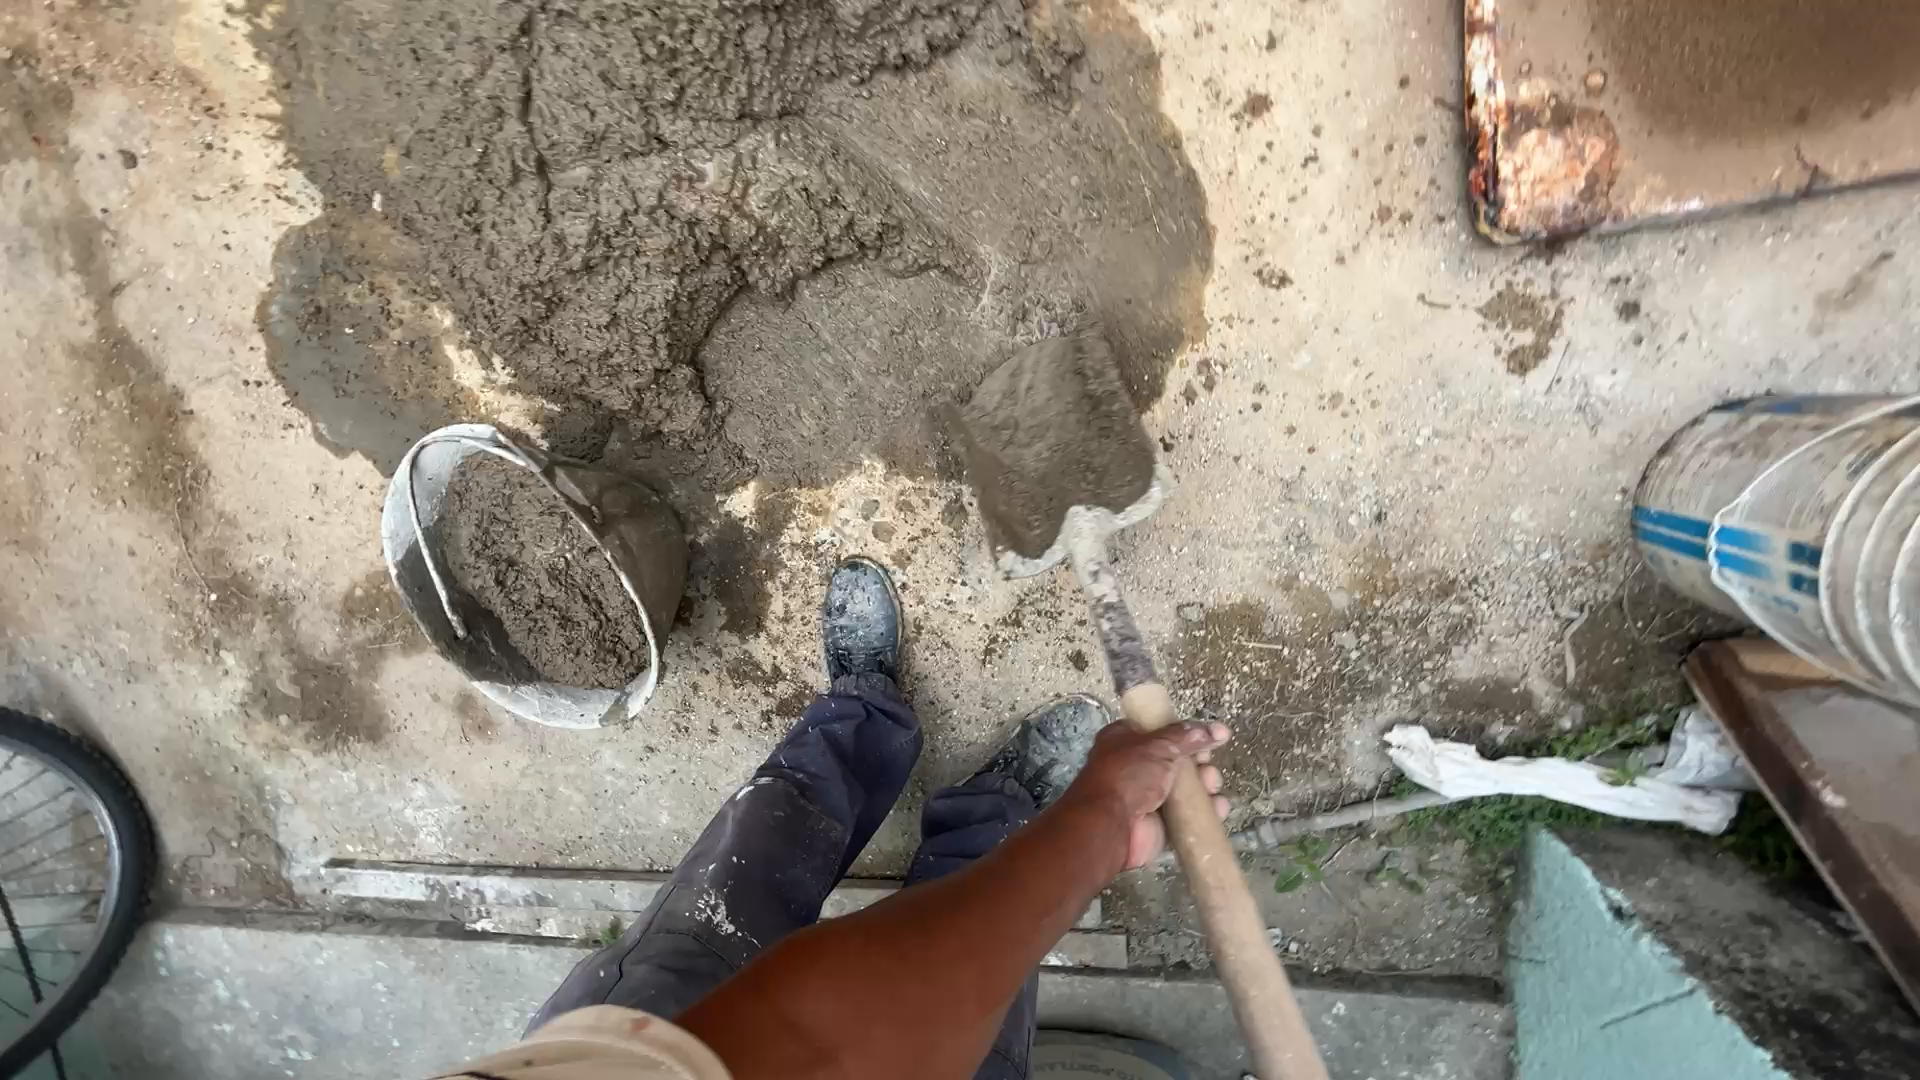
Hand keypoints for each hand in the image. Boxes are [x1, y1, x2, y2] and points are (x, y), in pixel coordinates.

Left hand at [1066, 721, 1230, 869]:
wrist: (1111, 822)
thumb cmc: (1129, 773)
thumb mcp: (1158, 746)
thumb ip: (1187, 737)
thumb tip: (1217, 729)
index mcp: (1124, 739)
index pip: (1158, 732)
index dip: (1183, 735)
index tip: (1207, 738)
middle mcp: (1133, 766)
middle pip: (1175, 761)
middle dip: (1198, 762)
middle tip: (1209, 765)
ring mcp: (1145, 796)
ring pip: (1183, 788)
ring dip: (1203, 785)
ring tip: (1213, 786)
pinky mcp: (1158, 823)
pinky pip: (1186, 814)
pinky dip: (1204, 811)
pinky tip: (1219, 808)